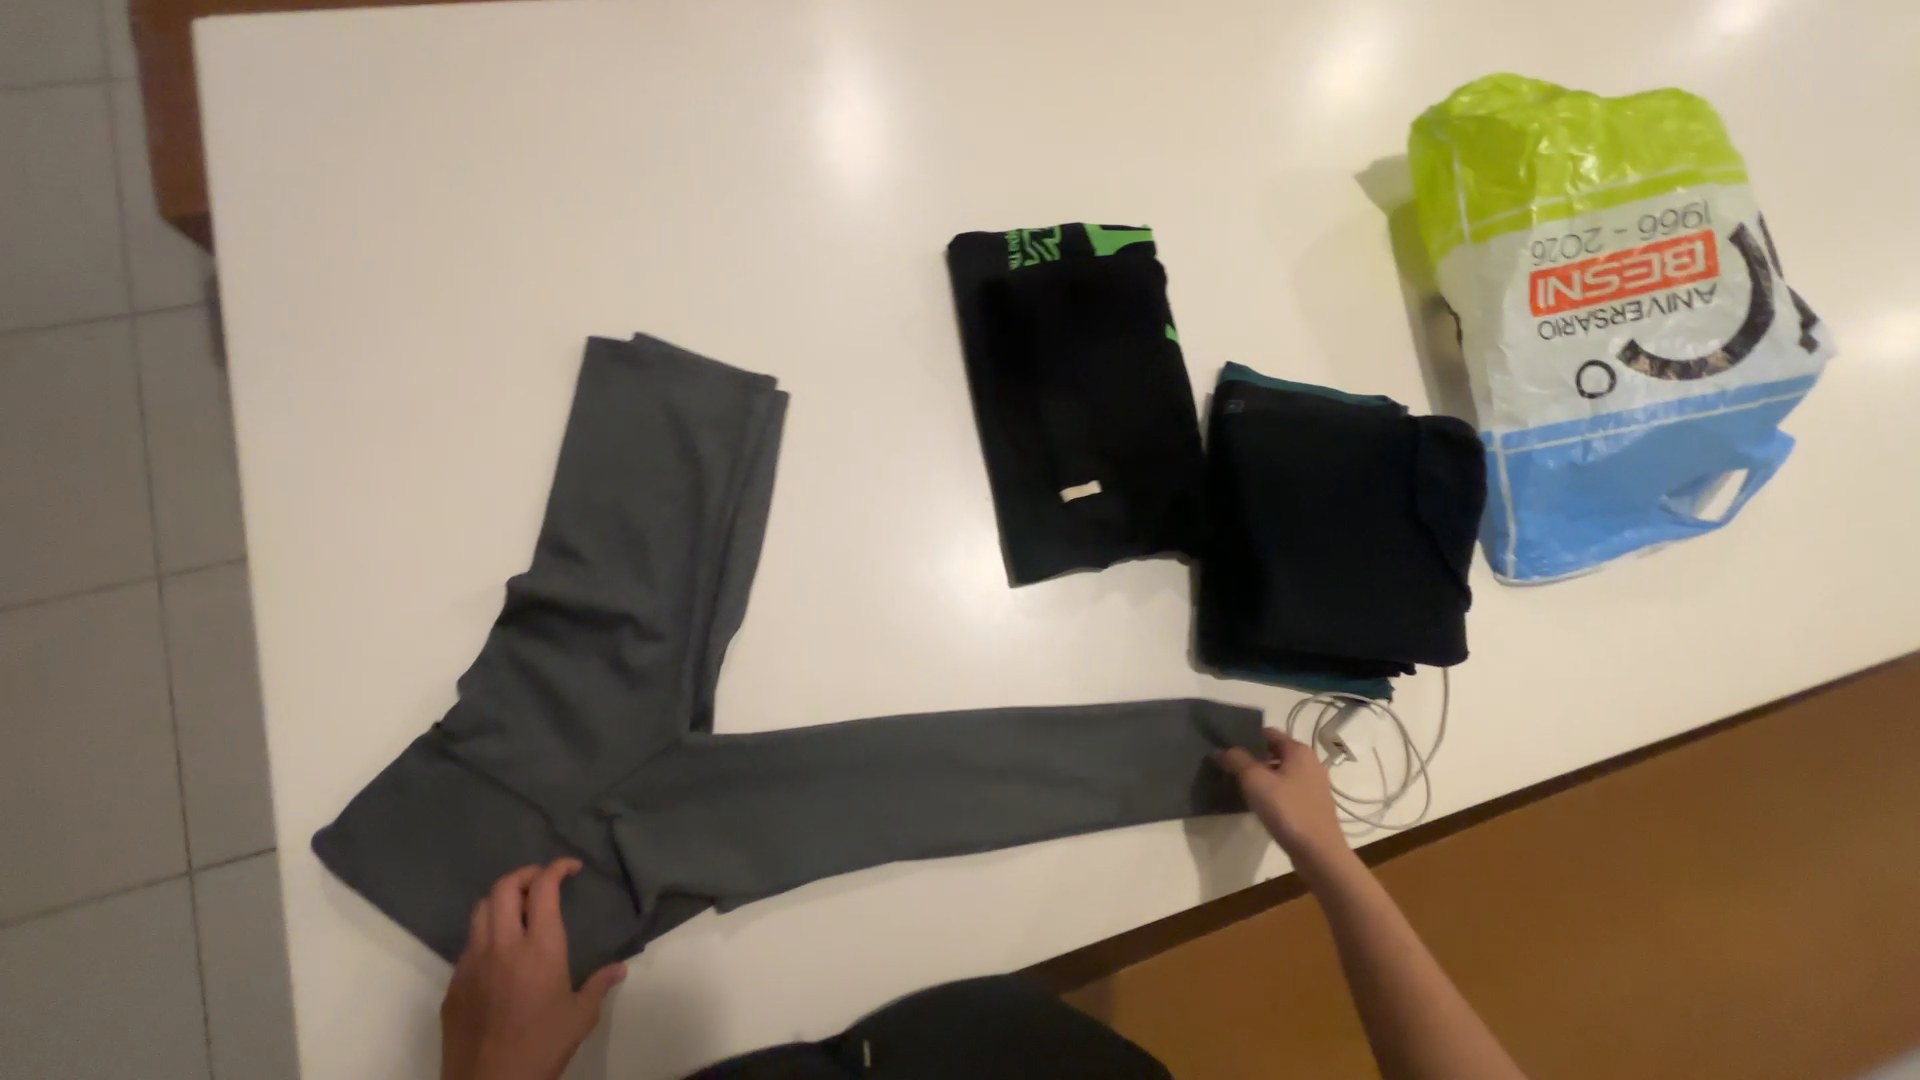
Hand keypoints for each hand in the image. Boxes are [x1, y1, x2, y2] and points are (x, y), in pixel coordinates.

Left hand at [441, 860, 626, 1079]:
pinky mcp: (453, 987)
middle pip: (503, 888)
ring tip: (519, 911)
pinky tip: (500, 958)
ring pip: (479, 912)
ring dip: (501, 901)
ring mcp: (472, 965)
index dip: (557, 868)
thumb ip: (600, 984)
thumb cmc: (542, 1048)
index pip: (543, 887)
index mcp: (540, 948)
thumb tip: (619, 968)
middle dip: (524, 875)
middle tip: (542, 881)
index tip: (571, 868)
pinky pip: (468, 947)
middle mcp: (503, 946)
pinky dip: (486, 937)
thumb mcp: (581, 1016)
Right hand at [1214, 729, 1351, 875]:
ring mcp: (1314, 785)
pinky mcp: (1314, 805)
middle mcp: (1310, 763)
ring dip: (1261, 776)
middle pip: (1274, 752)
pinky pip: (1288, 789)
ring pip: (1281, 772)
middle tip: (1228, 766)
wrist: (1319, 853)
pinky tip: (1259, 803)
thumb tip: (1218, 750)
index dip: (1245, 737)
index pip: (1267, 733)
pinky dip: (1272, 791)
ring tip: (1239, 785)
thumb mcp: (1255, 780)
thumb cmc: (1287, 810)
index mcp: (1299, 750)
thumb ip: (1235, 760)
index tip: (1225, 747)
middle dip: (1252, 758)